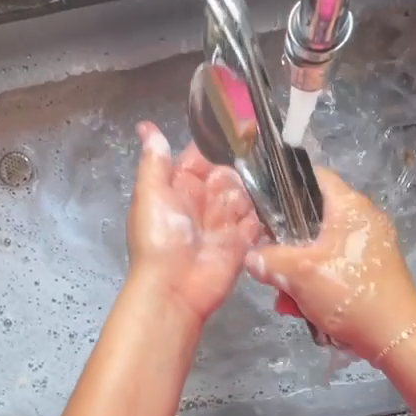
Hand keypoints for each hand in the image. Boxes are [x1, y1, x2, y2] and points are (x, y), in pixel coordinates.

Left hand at [125, 122, 261, 325]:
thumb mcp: (150, 193)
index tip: (242, 126)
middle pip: (230, 173)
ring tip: (256, 191)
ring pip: (247, 194)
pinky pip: (259, 221)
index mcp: (180, 186)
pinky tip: (270, 207)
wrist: (174, 289)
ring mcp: (224, 222)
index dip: (219, 143)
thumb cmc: (158, 239)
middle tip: (246, 171)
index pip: (203, 155)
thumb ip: (155, 160)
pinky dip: (263, 215)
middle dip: (239, 169)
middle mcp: (204, 201)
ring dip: (252, 191)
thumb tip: (146, 127)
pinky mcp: (242, 242)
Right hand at [243, 168, 415, 359]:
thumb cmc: (348, 293)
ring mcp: (368, 247)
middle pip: (311, 220)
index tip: (261, 206)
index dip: (284, 185)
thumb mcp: (299, 274)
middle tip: (270, 268)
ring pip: (319, 250)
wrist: (394, 337)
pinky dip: (316, 286)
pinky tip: (306, 310)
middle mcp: (362, 220)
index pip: (314, 177)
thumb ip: (268, 259)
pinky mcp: (370, 271)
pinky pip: (333, 270)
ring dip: (297, 275)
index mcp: (350, 206)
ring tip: (288, 301)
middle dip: (286, 248)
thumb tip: (251, 257)